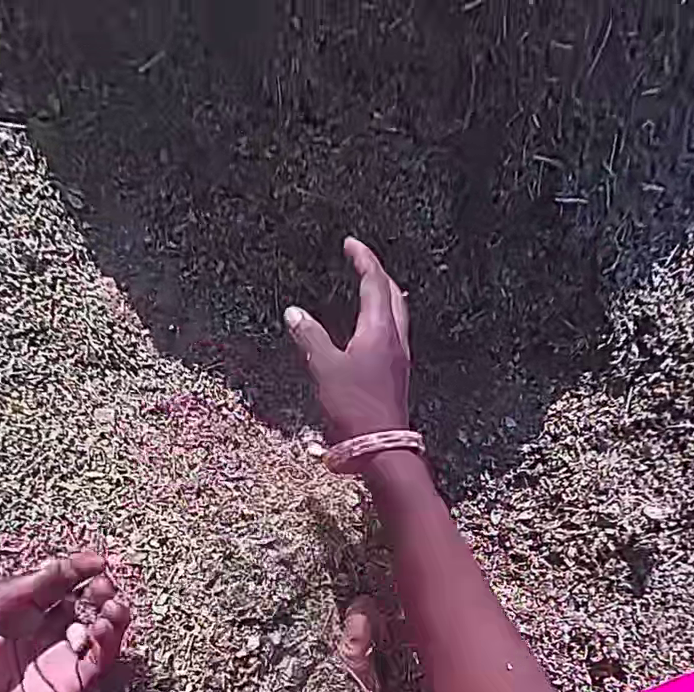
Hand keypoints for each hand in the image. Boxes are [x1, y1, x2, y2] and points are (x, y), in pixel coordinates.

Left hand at [0, 553, 130, 691]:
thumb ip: (12, 594)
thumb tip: (54, 568)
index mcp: (6, 614)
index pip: (49, 584)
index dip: (74, 570)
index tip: (96, 561)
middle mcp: (33, 635)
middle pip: (77, 603)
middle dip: (95, 589)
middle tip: (104, 584)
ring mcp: (51, 662)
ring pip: (93, 630)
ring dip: (108, 614)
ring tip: (111, 606)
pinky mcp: (66, 690)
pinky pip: (96, 662)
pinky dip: (108, 643)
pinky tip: (104, 629)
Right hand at [283, 237, 412, 441]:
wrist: (380, 445)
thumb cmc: (354, 406)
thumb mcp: (325, 370)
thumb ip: (310, 338)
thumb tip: (294, 313)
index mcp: (379, 330)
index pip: (375, 282)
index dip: (363, 260)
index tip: (350, 244)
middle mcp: (394, 339)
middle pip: (392, 294)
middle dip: (378, 274)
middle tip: (360, 262)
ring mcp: (399, 357)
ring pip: (396, 313)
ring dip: (384, 295)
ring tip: (370, 288)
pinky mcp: (396, 373)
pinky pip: (393, 332)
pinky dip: (383, 318)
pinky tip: (372, 329)